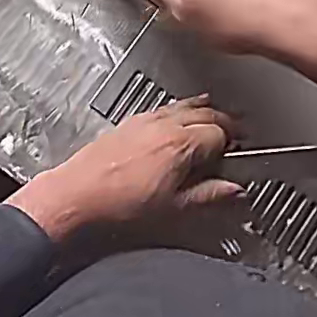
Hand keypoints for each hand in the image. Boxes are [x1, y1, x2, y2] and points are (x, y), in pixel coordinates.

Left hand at [5, 96, 241, 242]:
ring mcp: (142, 122)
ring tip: (211, 120)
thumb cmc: (118, 204)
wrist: (76, 196)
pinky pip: (160, 110)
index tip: (240, 152)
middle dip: (224, 122)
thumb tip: (234, 190)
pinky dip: (175, 112)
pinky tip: (173, 123)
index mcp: (181, 143)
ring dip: (200, 112)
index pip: (221, 132)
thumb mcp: (175, 209)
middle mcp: (162, 125)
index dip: (235, 142)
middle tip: (236, 133)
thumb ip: (209, 196)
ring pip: (181, 106)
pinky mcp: (125, 125)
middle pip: (204, 113)